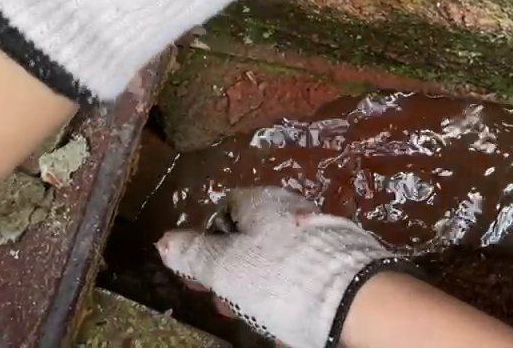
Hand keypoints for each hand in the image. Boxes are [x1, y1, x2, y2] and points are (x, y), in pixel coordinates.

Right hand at [158, 187, 403, 347]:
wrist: (348, 294)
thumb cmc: (278, 273)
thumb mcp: (226, 266)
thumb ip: (195, 254)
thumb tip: (164, 240)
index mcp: (263, 200)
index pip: (226, 208)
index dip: (207, 240)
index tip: (198, 274)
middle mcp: (289, 207)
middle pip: (248, 235)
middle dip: (230, 268)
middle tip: (222, 299)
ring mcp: (312, 230)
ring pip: (271, 256)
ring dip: (254, 284)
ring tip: (250, 311)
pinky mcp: (331, 254)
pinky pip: (295, 270)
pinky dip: (282, 289)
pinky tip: (280, 311)